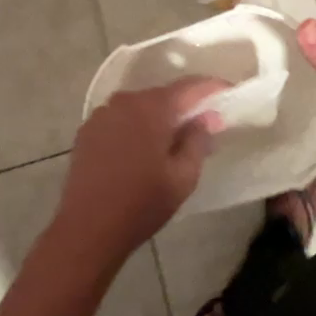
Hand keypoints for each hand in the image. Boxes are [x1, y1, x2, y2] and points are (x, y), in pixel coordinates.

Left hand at [52, 78, 226, 262]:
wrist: (87, 228)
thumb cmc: (141, 204)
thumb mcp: (182, 178)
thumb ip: (198, 141)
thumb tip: (207, 117)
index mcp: (152, 108)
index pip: (189, 87)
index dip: (211, 88)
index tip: (228, 92)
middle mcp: (124, 101)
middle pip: (162, 96)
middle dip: (184, 108)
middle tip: (202, 128)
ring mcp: (102, 114)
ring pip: (140, 108)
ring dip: (157, 119)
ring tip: (171, 143)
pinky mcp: (87, 131)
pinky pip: (120, 120)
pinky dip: (135, 128)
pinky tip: (140, 152)